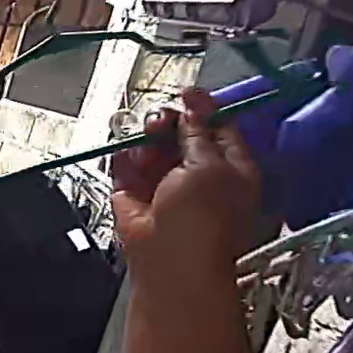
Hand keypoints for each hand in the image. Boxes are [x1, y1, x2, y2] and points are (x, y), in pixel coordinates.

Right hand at [109, 88, 260, 275]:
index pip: (216, 126)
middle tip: (158, 124)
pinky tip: (129, 161)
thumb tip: (195, 104)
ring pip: (148, 144)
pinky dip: (123, 158)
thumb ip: (199, 132)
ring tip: (144, 150)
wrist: (168, 257)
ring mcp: (162, 181)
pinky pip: (124, 163)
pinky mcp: (132, 189)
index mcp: (229, 166)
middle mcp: (195, 171)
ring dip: (143, 142)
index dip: (201, 109)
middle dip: (166, 123)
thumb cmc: (202, 221)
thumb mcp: (210, 166)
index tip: (186, 95)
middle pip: (177, 132)